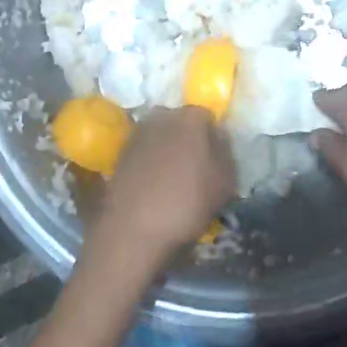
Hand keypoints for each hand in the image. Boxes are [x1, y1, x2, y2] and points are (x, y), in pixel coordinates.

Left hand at [93, 107, 234, 263]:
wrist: (131, 230)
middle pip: (182, 124)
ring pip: (161, 137)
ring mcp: (138, 133)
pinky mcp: (120, 153)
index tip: (215, 161)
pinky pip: (144, 152)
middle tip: (195, 169)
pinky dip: (150, 164)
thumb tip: (219, 138)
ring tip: (173, 181)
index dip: (213, 139)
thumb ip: (226, 153)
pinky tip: (154, 188)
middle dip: (189, 141)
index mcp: (190, 117)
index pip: (208, 118)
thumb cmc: (186, 203)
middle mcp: (162, 116)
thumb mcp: (224, 183)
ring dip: (168, 152)